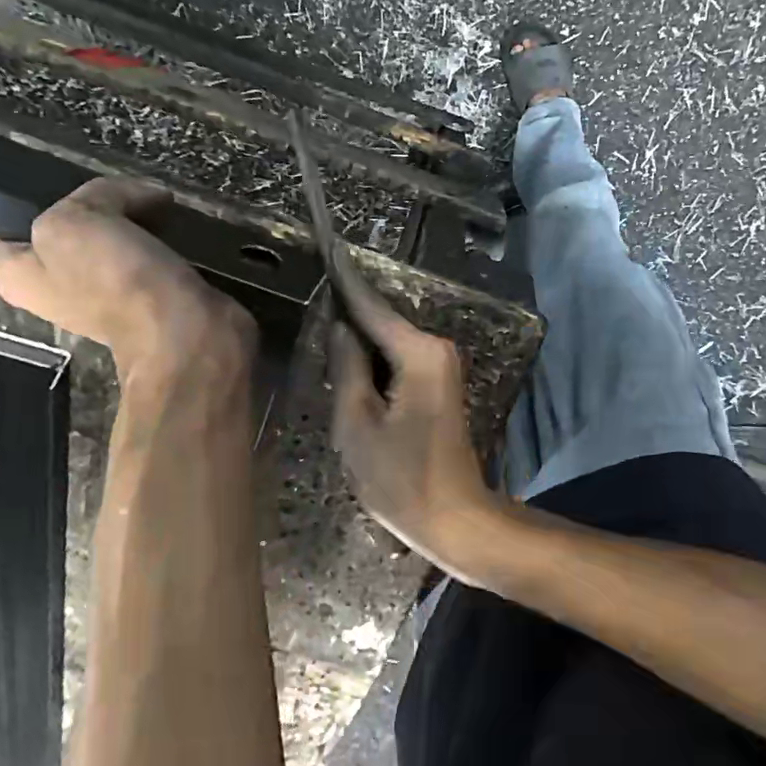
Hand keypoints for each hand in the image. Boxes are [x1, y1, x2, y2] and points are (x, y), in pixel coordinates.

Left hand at [0, 177, 255, 383]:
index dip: (54, 199)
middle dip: (106, 206)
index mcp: (19, 277)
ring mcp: (104, 296)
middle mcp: (55, 288)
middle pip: (76, 225)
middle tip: (134, 197)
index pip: (19, 222)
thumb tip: (134, 199)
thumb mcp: (74, 222)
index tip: (88, 195)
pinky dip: (163, 240)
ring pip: (116, 238)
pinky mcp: (147, 298)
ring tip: (163, 210)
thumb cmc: (114, 279)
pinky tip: (177, 232)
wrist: (181, 331)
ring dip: (140, 220)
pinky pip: (147, 255)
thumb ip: (87, 196)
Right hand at [326, 248, 502, 570]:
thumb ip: (347, 368)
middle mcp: (437, 348)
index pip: (372, 307)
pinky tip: (348, 365)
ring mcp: (442, 366)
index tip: (328, 247)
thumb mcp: (358, 426)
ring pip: (389, 342)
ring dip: (359, 341)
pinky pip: (399, 359)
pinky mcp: (439, 383)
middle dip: (347, 314)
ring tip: (319, 330)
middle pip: (382, 322)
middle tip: (309, 300)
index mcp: (419, 353)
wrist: (456, 518)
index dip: (345, 280)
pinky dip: (374, 360)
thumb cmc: (402, 479)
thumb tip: (340, 327)